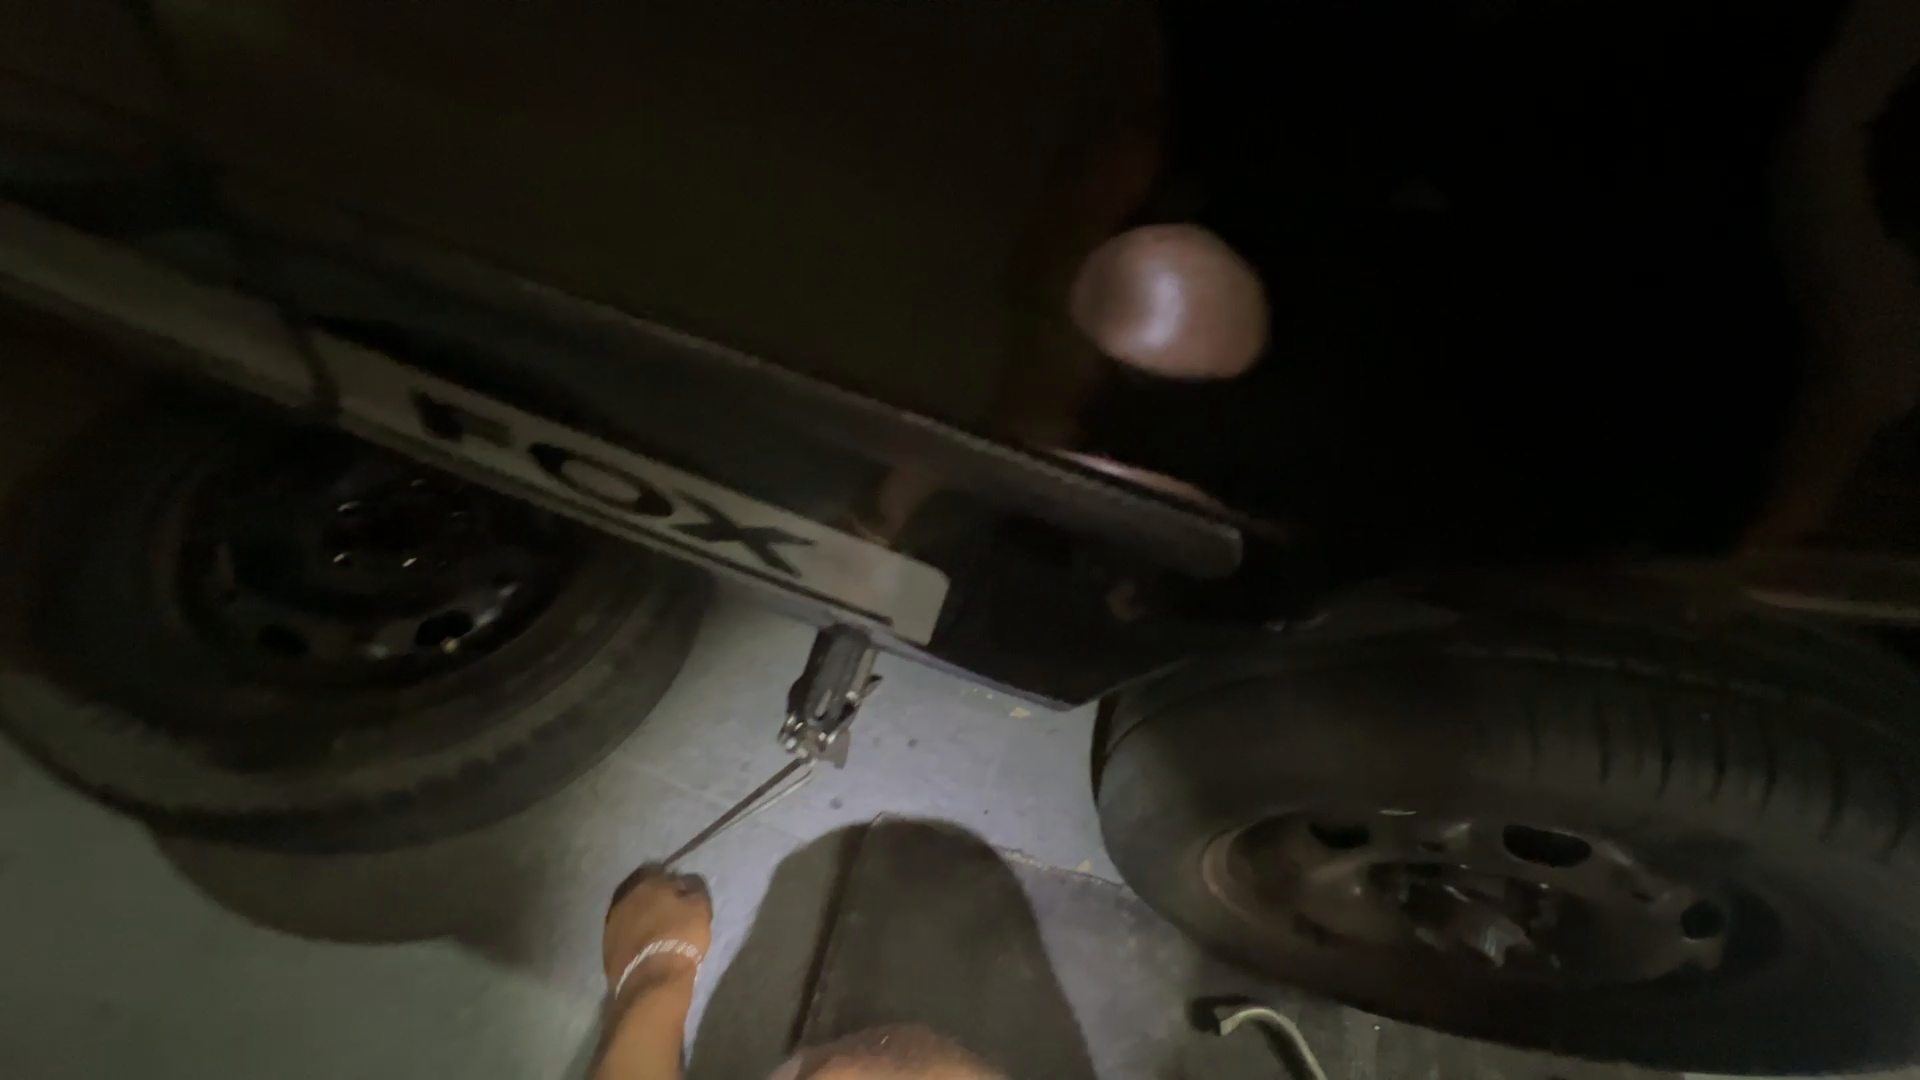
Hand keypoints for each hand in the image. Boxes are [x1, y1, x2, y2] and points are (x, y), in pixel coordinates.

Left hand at [603, 865, 712, 992]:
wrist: (651, 980)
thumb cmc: (680, 936)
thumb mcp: (700, 908)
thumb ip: (693, 891)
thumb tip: (685, 886)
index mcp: (649, 883)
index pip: (662, 873)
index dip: (673, 883)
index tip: (683, 893)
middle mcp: (626, 898)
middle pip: (642, 892)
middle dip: (654, 898)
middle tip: (669, 910)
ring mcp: (612, 923)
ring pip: (631, 912)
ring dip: (642, 917)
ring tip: (656, 928)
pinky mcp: (606, 947)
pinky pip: (624, 932)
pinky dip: (633, 934)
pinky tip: (643, 942)